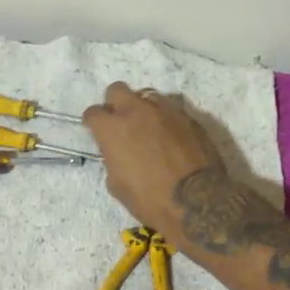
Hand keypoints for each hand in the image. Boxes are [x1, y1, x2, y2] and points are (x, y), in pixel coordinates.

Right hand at [82, 82, 225, 238]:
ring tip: (148, 127)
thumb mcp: (118, 185)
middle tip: (120, 121)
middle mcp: (137, 111)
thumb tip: (118, 152)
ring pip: (146, 96)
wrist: (197, 200)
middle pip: (118, 90)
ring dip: (142, 108)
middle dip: (115, 103)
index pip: (93, 112)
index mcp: (113, 129)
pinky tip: (169, 134)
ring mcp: (165, 110)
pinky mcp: (188, 116)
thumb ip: (113, 159)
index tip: (96, 129)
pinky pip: (170, 108)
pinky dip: (165, 118)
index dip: (93, 122)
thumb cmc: (151, 199)